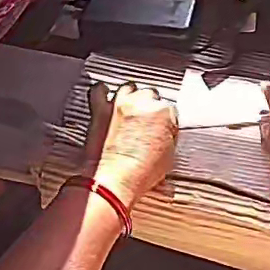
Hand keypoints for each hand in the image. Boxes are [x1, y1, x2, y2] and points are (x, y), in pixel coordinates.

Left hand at [86, 83, 177, 204]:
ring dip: (130, 96)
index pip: (170, 109)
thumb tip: (164, 132)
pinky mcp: (100, 109)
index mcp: (165, 113)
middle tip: (145, 121)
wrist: (114, 181)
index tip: (161, 128)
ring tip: (129, 107)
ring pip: (129, 88)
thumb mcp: (169, 155)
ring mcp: (121, 104)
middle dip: (149, 106)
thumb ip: (168, 135)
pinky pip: (99, 90)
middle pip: (150, 95)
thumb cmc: (139, 173)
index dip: (165, 120)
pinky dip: (102, 91)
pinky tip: (104, 94)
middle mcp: (143, 102)